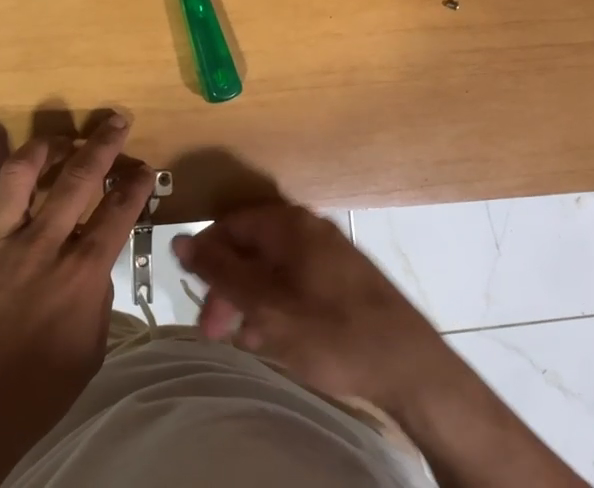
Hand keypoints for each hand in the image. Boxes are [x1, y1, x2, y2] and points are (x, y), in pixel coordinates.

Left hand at [0, 115, 153, 482]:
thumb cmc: (36, 393)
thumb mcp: (89, 350)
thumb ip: (96, 297)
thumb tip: (93, 262)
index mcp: (80, 276)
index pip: (117, 213)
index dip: (135, 184)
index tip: (144, 167)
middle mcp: (40, 247)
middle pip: (76, 180)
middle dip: (102, 144)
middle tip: (115, 121)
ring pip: (18, 175)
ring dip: (41, 146)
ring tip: (57, 136)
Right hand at [172, 203, 437, 408]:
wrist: (413, 370)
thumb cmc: (332, 333)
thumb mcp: (265, 306)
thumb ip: (219, 272)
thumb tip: (179, 240)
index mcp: (288, 225)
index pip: (228, 225)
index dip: (204, 257)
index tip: (192, 295)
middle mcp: (309, 229)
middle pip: (250, 247)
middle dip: (226, 286)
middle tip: (213, 331)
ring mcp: (331, 254)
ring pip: (273, 269)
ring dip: (249, 300)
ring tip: (242, 340)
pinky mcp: (346, 281)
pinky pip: (296, 283)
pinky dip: (277, 305)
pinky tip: (273, 339)